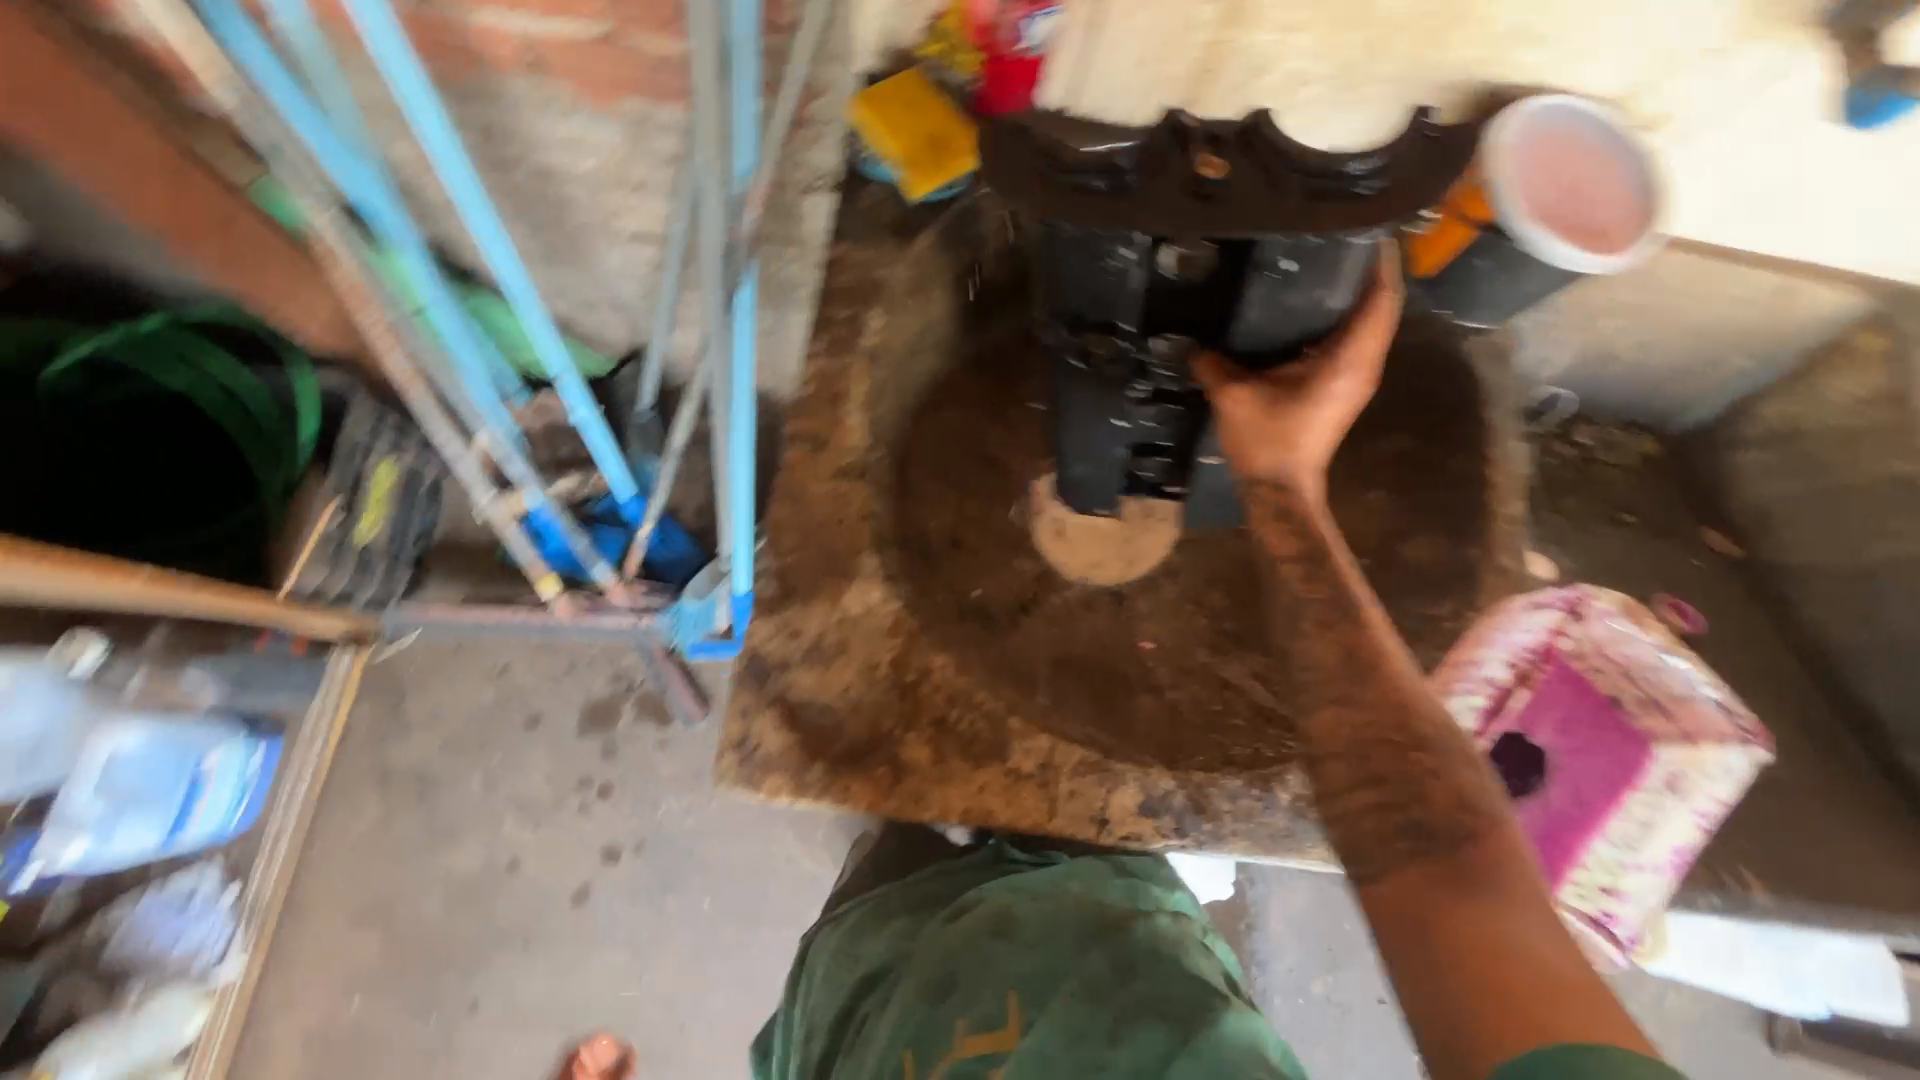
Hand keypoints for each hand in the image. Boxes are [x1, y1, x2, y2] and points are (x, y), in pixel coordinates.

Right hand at [1193, 240, 1403, 505]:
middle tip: (1342, 234)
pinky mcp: (1344, 387)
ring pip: (1371, 322)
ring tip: (1329, 262)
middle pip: (1382, 305)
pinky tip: (1313, 306)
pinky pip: (1355, 339)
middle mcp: (1364, 363)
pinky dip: (1344, 317)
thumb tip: (1193, 342)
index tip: (1366, 227)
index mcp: (1349, 359)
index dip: (1380, 261)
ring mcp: (1357, 376)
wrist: (1280, 488)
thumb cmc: (1267, 442)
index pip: (1381, 298)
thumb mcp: (1234, 396)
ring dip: (1359, 294)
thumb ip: (1214, 363)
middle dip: (1369, 270)